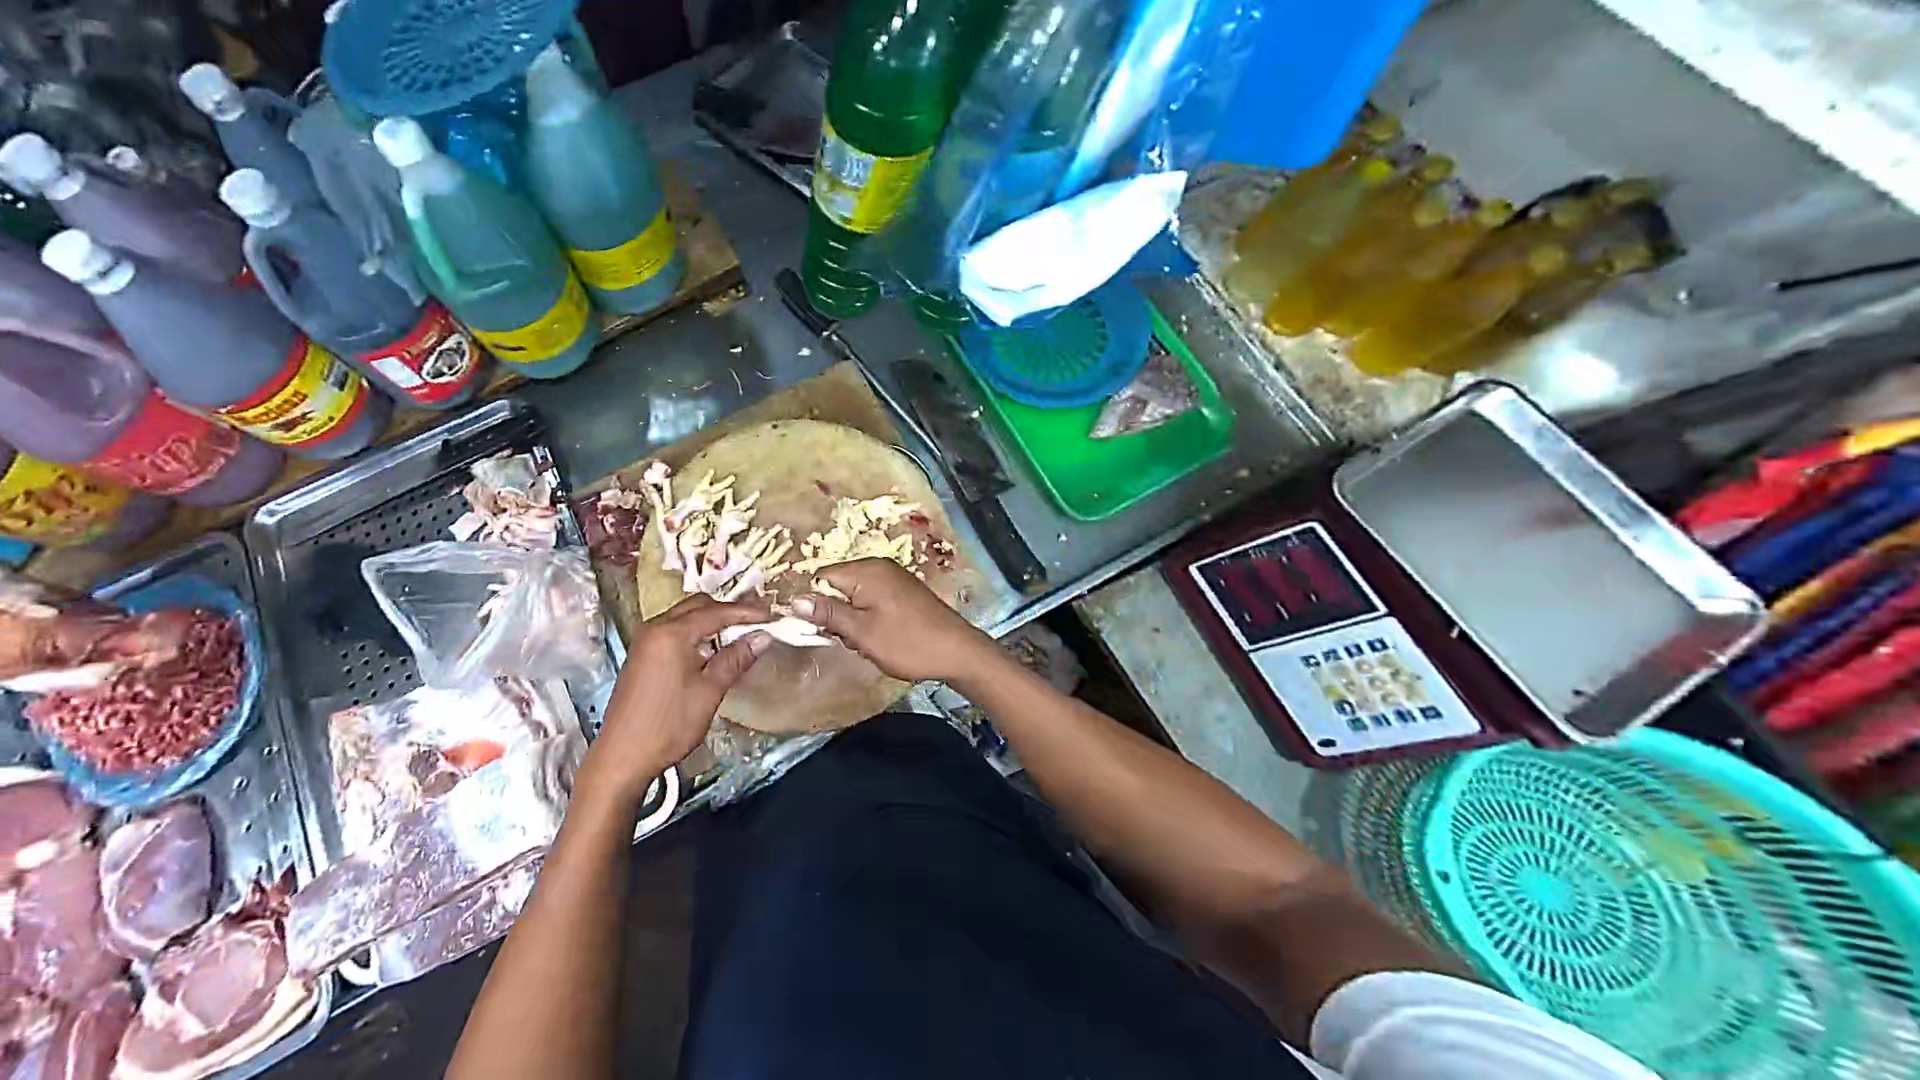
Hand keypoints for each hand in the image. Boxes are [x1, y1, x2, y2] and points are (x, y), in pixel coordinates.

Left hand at [576, 596, 771, 806]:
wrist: (623, 757)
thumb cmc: (669, 724)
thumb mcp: (710, 690)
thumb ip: (736, 658)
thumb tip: (761, 637)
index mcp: (671, 633)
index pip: (716, 612)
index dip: (746, 613)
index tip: (770, 616)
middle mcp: (654, 630)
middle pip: (697, 607)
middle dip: (728, 611)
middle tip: (756, 622)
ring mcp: (645, 643)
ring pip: (684, 618)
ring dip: (711, 622)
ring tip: (739, 635)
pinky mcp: (642, 657)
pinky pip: (674, 632)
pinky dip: (696, 633)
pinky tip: (712, 650)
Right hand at [792, 559, 999, 684]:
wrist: (958, 652)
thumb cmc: (908, 643)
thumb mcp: (861, 632)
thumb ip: (828, 614)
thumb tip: (794, 600)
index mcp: (867, 571)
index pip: (820, 577)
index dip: (813, 604)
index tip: (815, 629)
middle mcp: (879, 567)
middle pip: (837, 586)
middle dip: (836, 615)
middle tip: (849, 639)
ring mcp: (894, 579)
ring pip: (855, 597)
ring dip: (853, 621)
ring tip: (868, 641)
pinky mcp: (904, 593)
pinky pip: (873, 601)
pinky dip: (870, 619)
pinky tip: (882, 638)